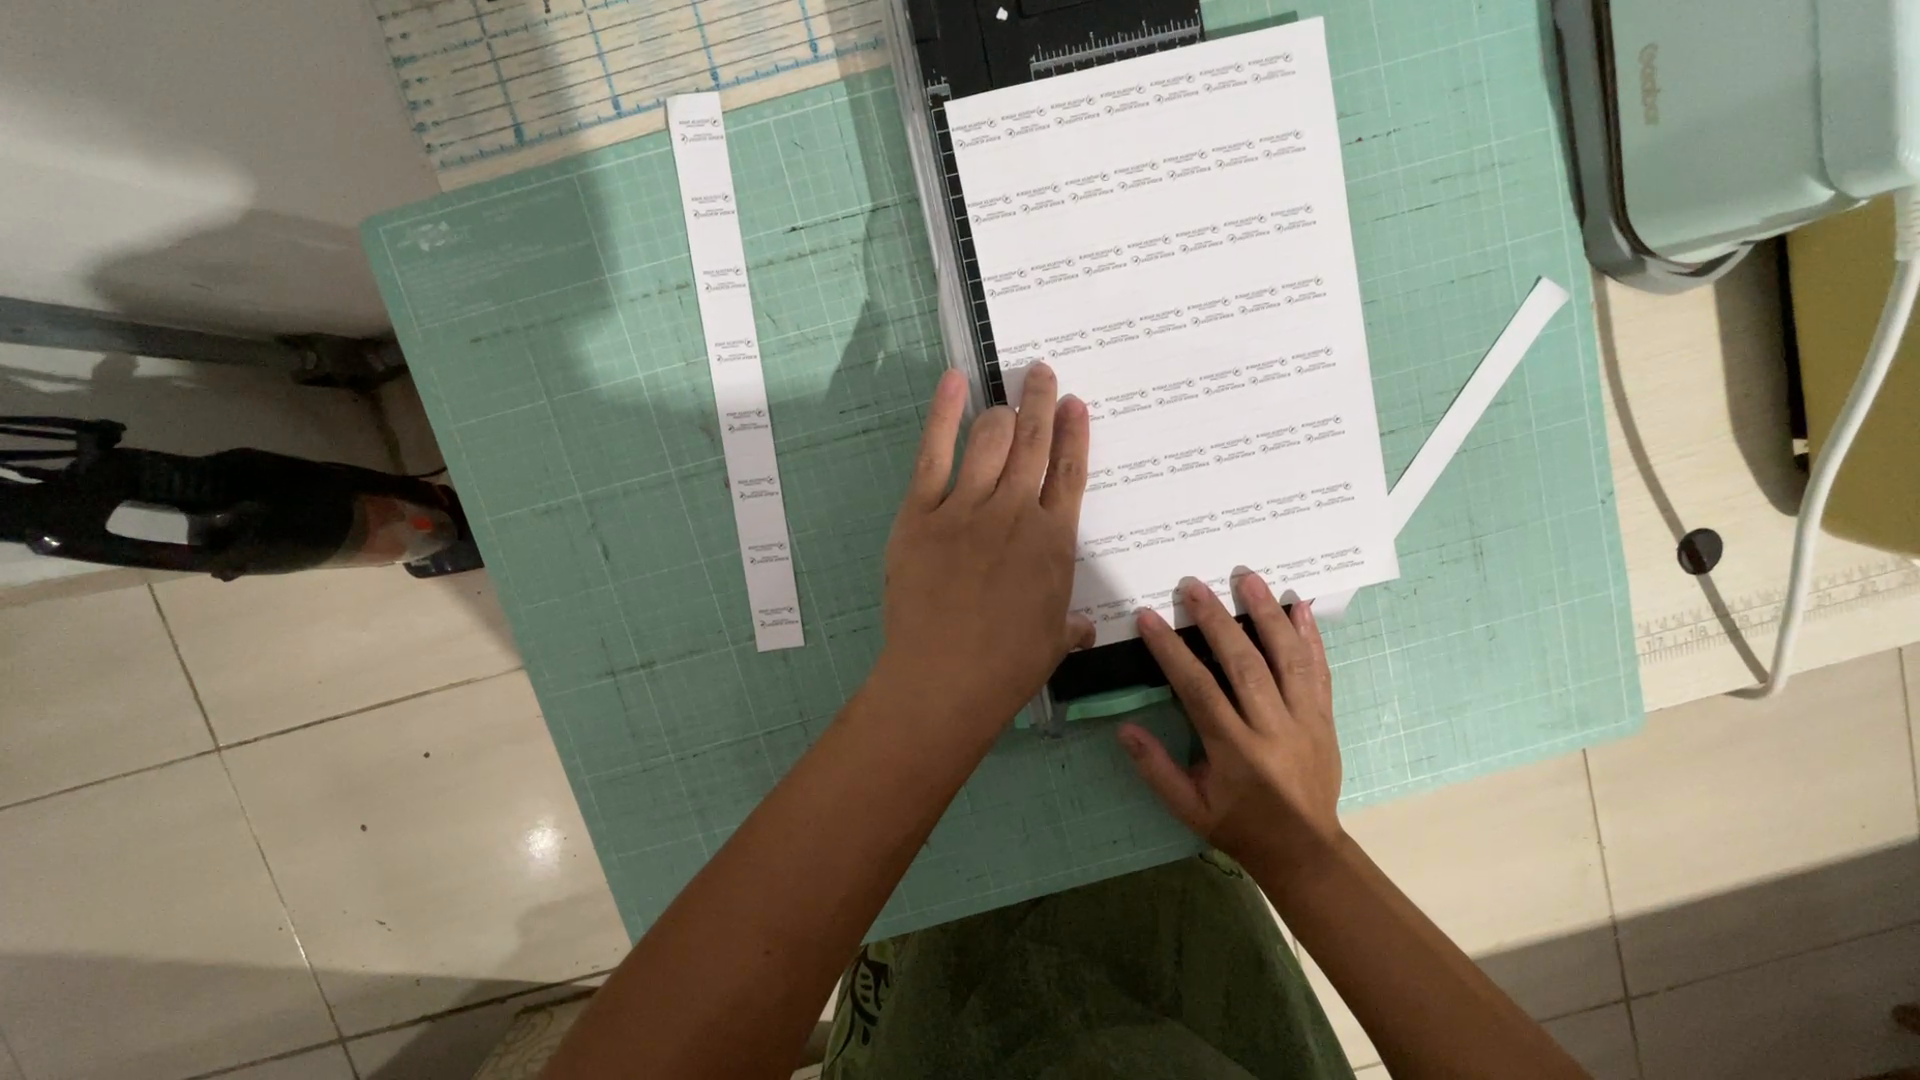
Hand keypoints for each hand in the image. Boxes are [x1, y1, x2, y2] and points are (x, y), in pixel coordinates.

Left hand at [868, 363, 1091, 731]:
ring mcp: (966, 508)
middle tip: (1042, 373)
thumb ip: (1069, 626)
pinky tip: (952, 383)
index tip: (1075, 404)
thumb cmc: (1007, 667)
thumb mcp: (1053, 643)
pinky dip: (943, 414)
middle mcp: (1016, 512)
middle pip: (1033, 443)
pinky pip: (934, 453)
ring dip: (1001, 411)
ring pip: (990, 440)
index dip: (1074, 434)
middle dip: (1040, 402)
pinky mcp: (921, 513)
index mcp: (1054, 542)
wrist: (944, 678)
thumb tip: (1084, 629)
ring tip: (1007, 394)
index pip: (1070, 473)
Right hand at [1118, 574, 1343, 873]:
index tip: (1150, 618)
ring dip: (1267, 614)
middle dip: (1216, 620)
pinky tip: (1299, 606)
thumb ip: (1156, 768)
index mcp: (1235, 751)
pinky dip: (1310, 636)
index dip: (1172, 651)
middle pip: (1244, 664)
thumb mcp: (1188, 807)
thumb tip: (1124, 728)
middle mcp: (1273, 728)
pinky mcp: (1325, 717)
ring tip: (1248, 577)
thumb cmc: (1239, 826)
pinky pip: (1319, 671)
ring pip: (1287, 658)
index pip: (1199, 690)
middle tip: (1194, 585)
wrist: (1305, 850)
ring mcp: (1305, 720)